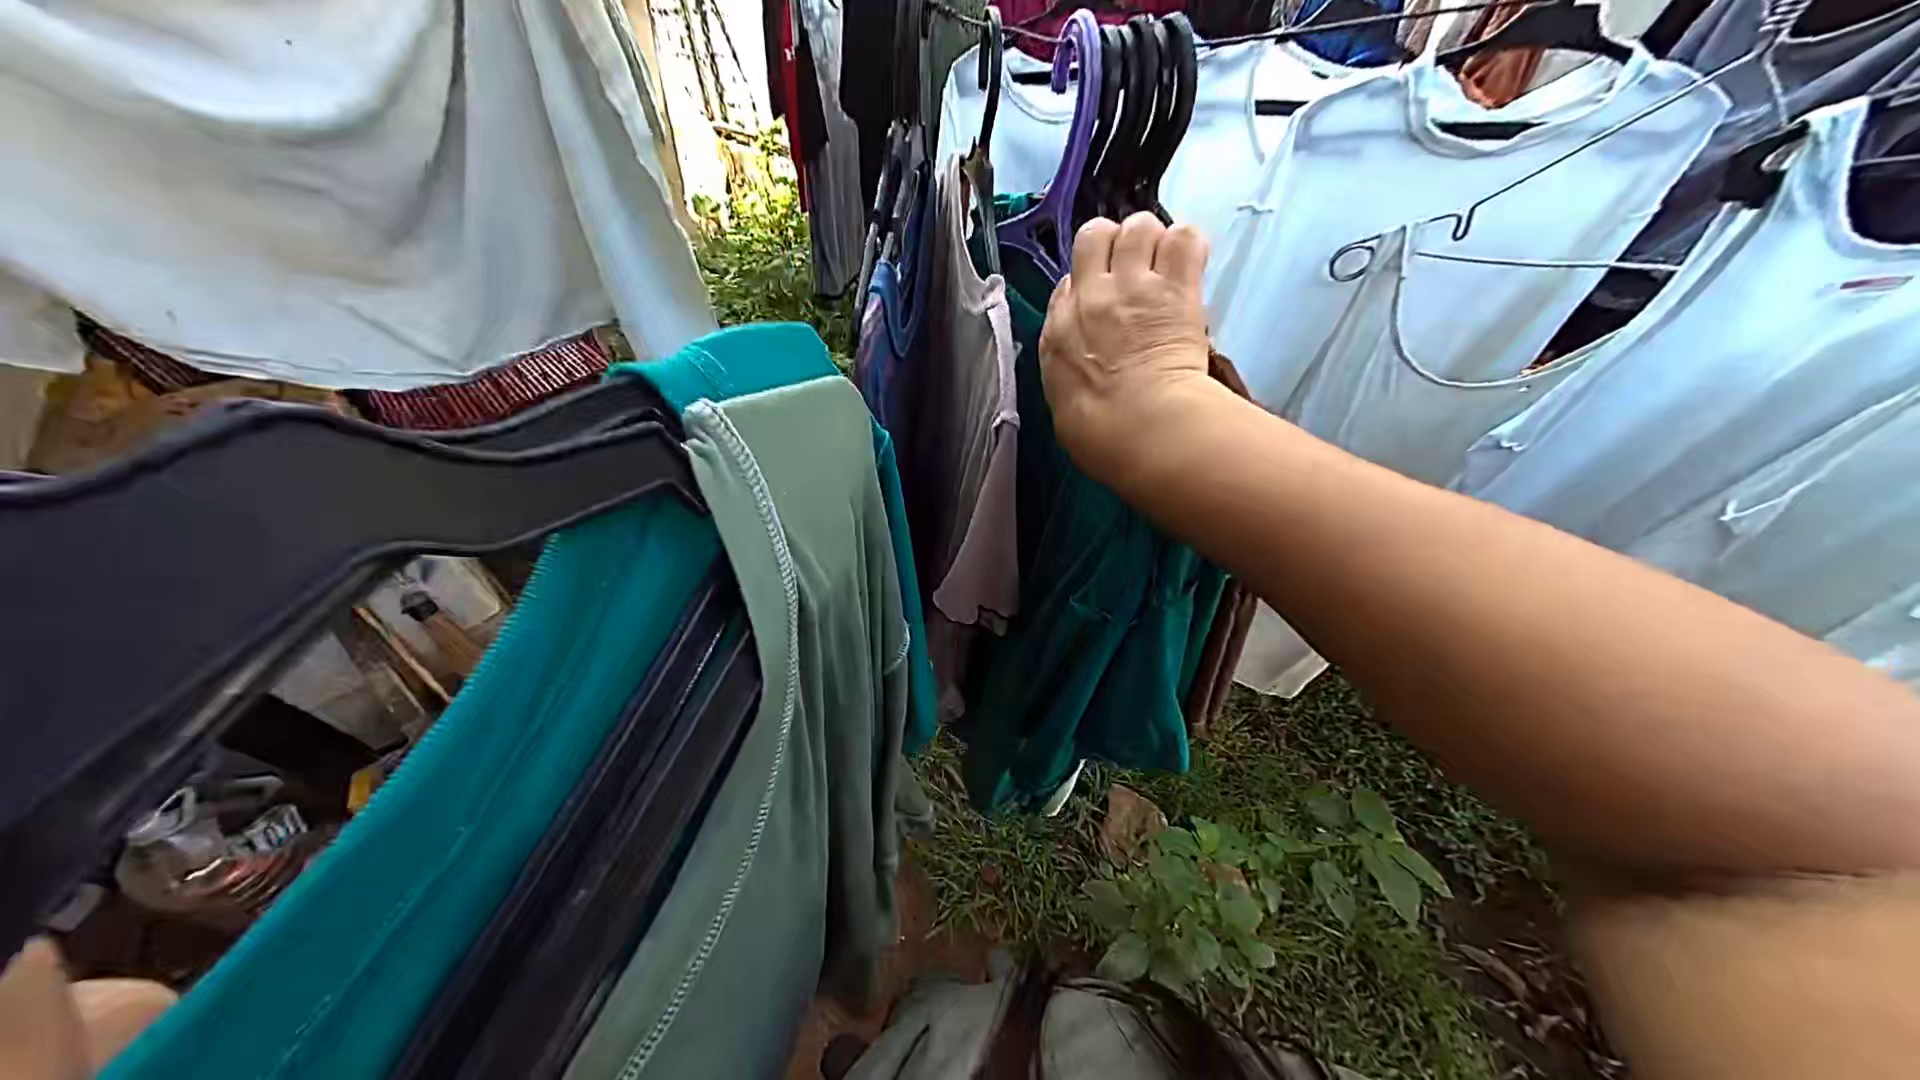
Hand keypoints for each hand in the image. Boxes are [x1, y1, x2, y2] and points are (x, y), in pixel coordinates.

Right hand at [1038, 211, 1219, 484]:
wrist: (1140, 428)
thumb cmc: (1101, 435)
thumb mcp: (1063, 402)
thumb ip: (1066, 368)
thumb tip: (1079, 356)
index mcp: (1059, 330)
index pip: (1068, 281)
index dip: (1089, 284)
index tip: (1105, 300)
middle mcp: (1090, 297)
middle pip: (1095, 235)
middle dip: (1114, 243)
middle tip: (1134, 269)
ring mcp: (1134, 287)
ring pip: (1139, 225)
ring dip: (1153, 240)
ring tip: (1167, 266)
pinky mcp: (1175, 288)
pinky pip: (1184, 237)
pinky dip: (1189, 244)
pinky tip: (1191, 265)